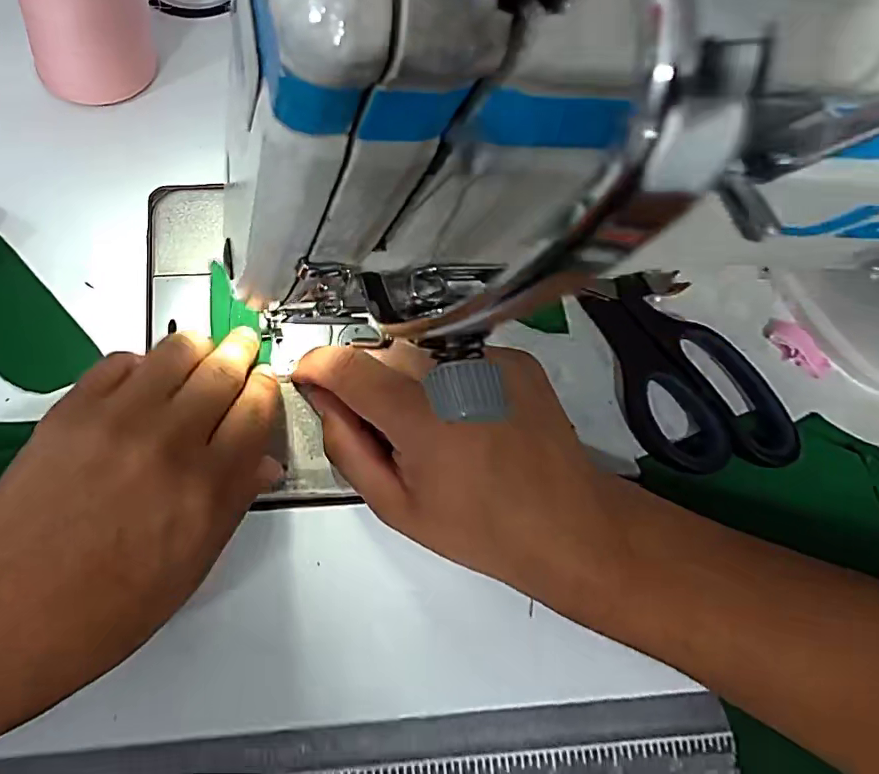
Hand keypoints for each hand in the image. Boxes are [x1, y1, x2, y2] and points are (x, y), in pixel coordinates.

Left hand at [0, 329, 281, 770]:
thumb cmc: (103, 608)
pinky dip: (141, 363)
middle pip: (223, 370)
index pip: (255, 410)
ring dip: (197, 347)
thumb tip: (262, 460)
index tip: (262, 384)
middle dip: (240, 353)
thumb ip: (231, 503)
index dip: (264, 389)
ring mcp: (118, 419)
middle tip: (242, 346)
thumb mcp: (187, 569)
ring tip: (199, 352)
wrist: (6, 606)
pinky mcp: (74, 406)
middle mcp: (168, 444)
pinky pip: (121, 359)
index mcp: (205, 491)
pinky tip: (143, 379)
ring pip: (177, 350)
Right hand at [291, 344, 633, 609]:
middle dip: (363, 379)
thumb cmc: (482, 528)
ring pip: (414, 350)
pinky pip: (453, 353)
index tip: (307, 378)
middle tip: (381, 425)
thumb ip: (346, 446)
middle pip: (378, 354)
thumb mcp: (396, 505)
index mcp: (421, 419)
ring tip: (430, 423)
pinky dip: (444, 376)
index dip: (315, 365)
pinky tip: (465, 414)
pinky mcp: (512, 358)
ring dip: (403, 378)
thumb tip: (323, 401)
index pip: (344, 364)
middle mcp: (453, 377)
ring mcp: (487, 361)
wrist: (572, 525)